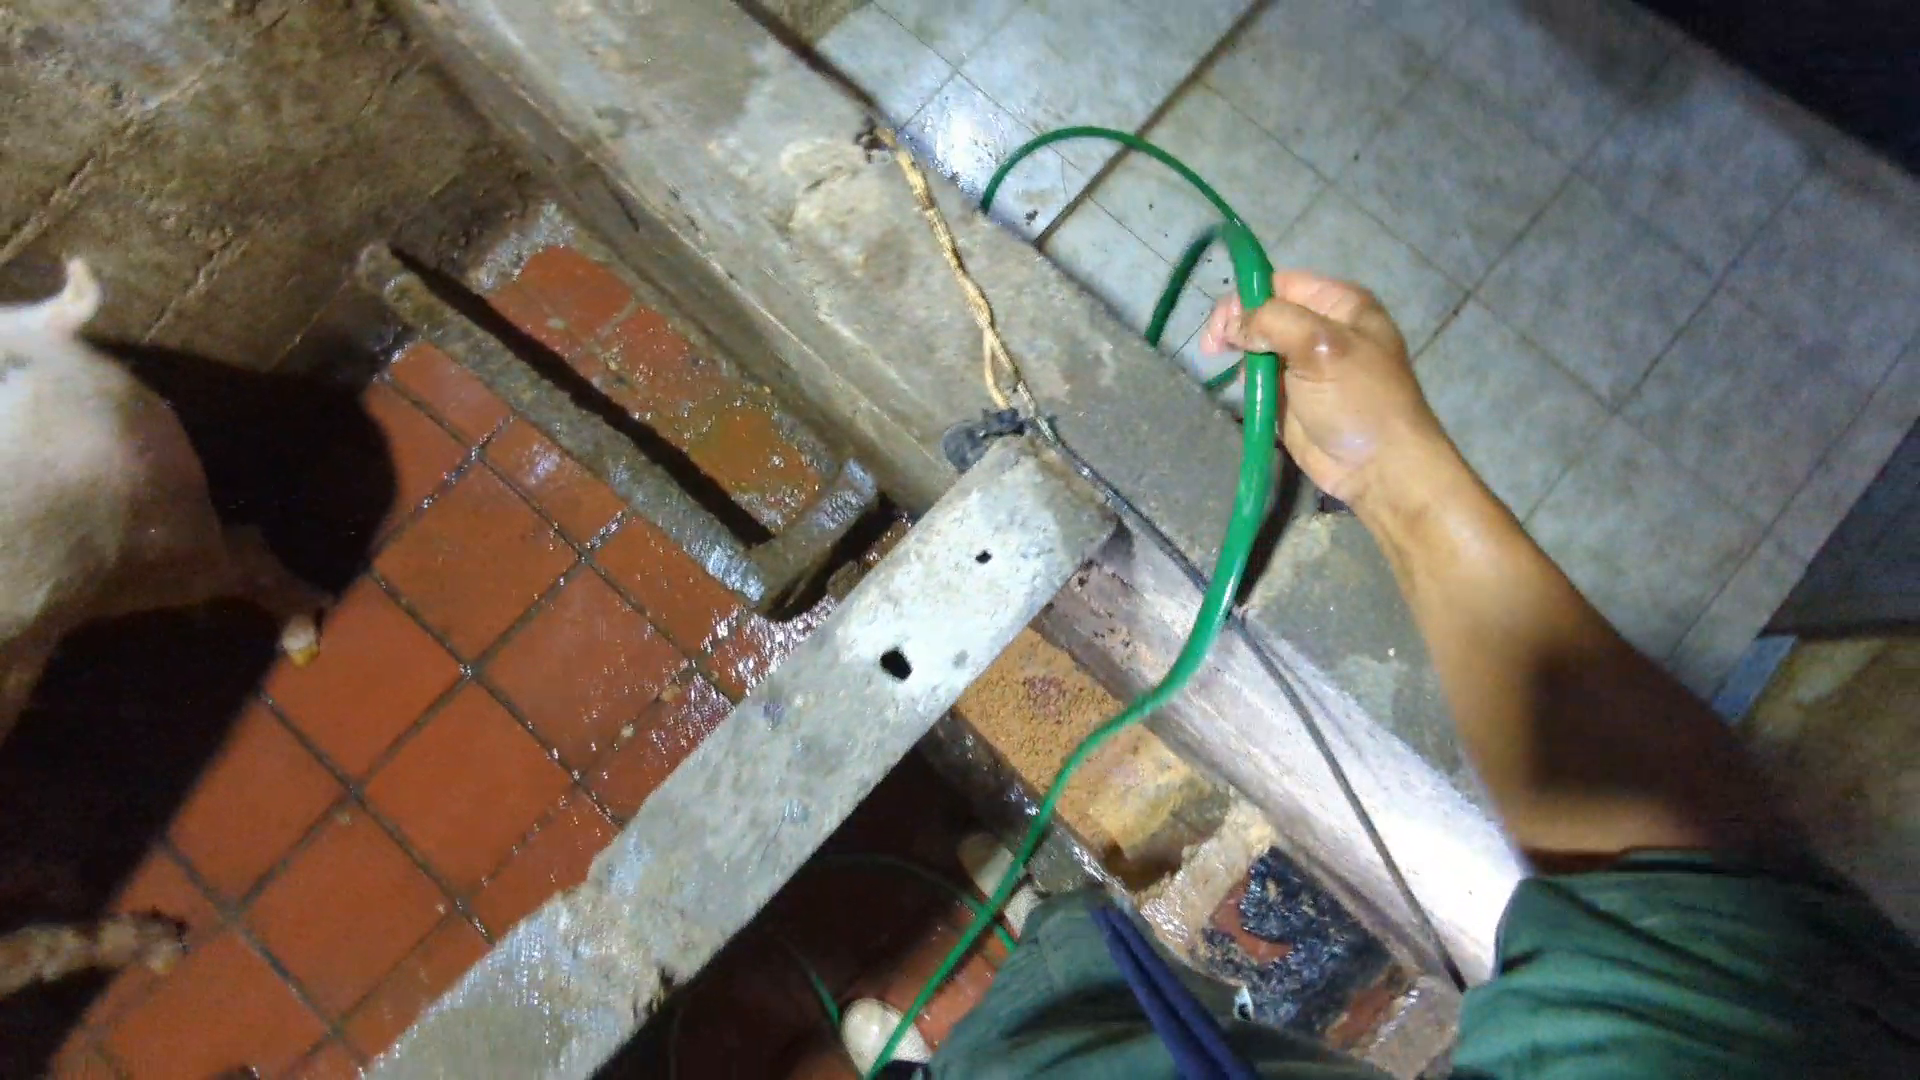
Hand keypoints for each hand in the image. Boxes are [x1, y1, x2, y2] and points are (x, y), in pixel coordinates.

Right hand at [1200, 271, 1451, 517]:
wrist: (1376, 466)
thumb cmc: (1357, 399)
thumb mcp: (1321, 347)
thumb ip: (1273, 322)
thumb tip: (1232, 325)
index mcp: (1338, 304)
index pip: (1280, 283)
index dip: (1247, 297)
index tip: (1223, 326)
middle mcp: (1319, 327)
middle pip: (1263, 312)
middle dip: (1235, 325)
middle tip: (1213, 348)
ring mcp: (1302, 363)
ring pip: (1255, 344)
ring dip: (1237, 353)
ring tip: (1223, 365)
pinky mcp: (1288, 395)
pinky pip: (1257, 377)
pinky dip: (1243, 380)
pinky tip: (1239, 388)